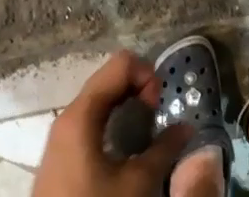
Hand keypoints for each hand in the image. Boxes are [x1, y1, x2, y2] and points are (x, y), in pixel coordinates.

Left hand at [34, 51, 189, 196]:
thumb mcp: (137, 184)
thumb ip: (165, 149)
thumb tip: (186, 127)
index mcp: (82, 114)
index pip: (121, 64)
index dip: (147, 76)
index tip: (157, 107)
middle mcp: (68, 115)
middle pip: (110, 77)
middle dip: (139, 88)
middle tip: (155, 115)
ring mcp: (62, 133)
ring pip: (101, 97)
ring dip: (127, 103)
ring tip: (144, 130)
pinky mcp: (61, 150)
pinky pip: (91, 116)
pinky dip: (113, 117)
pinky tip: (125, 143)